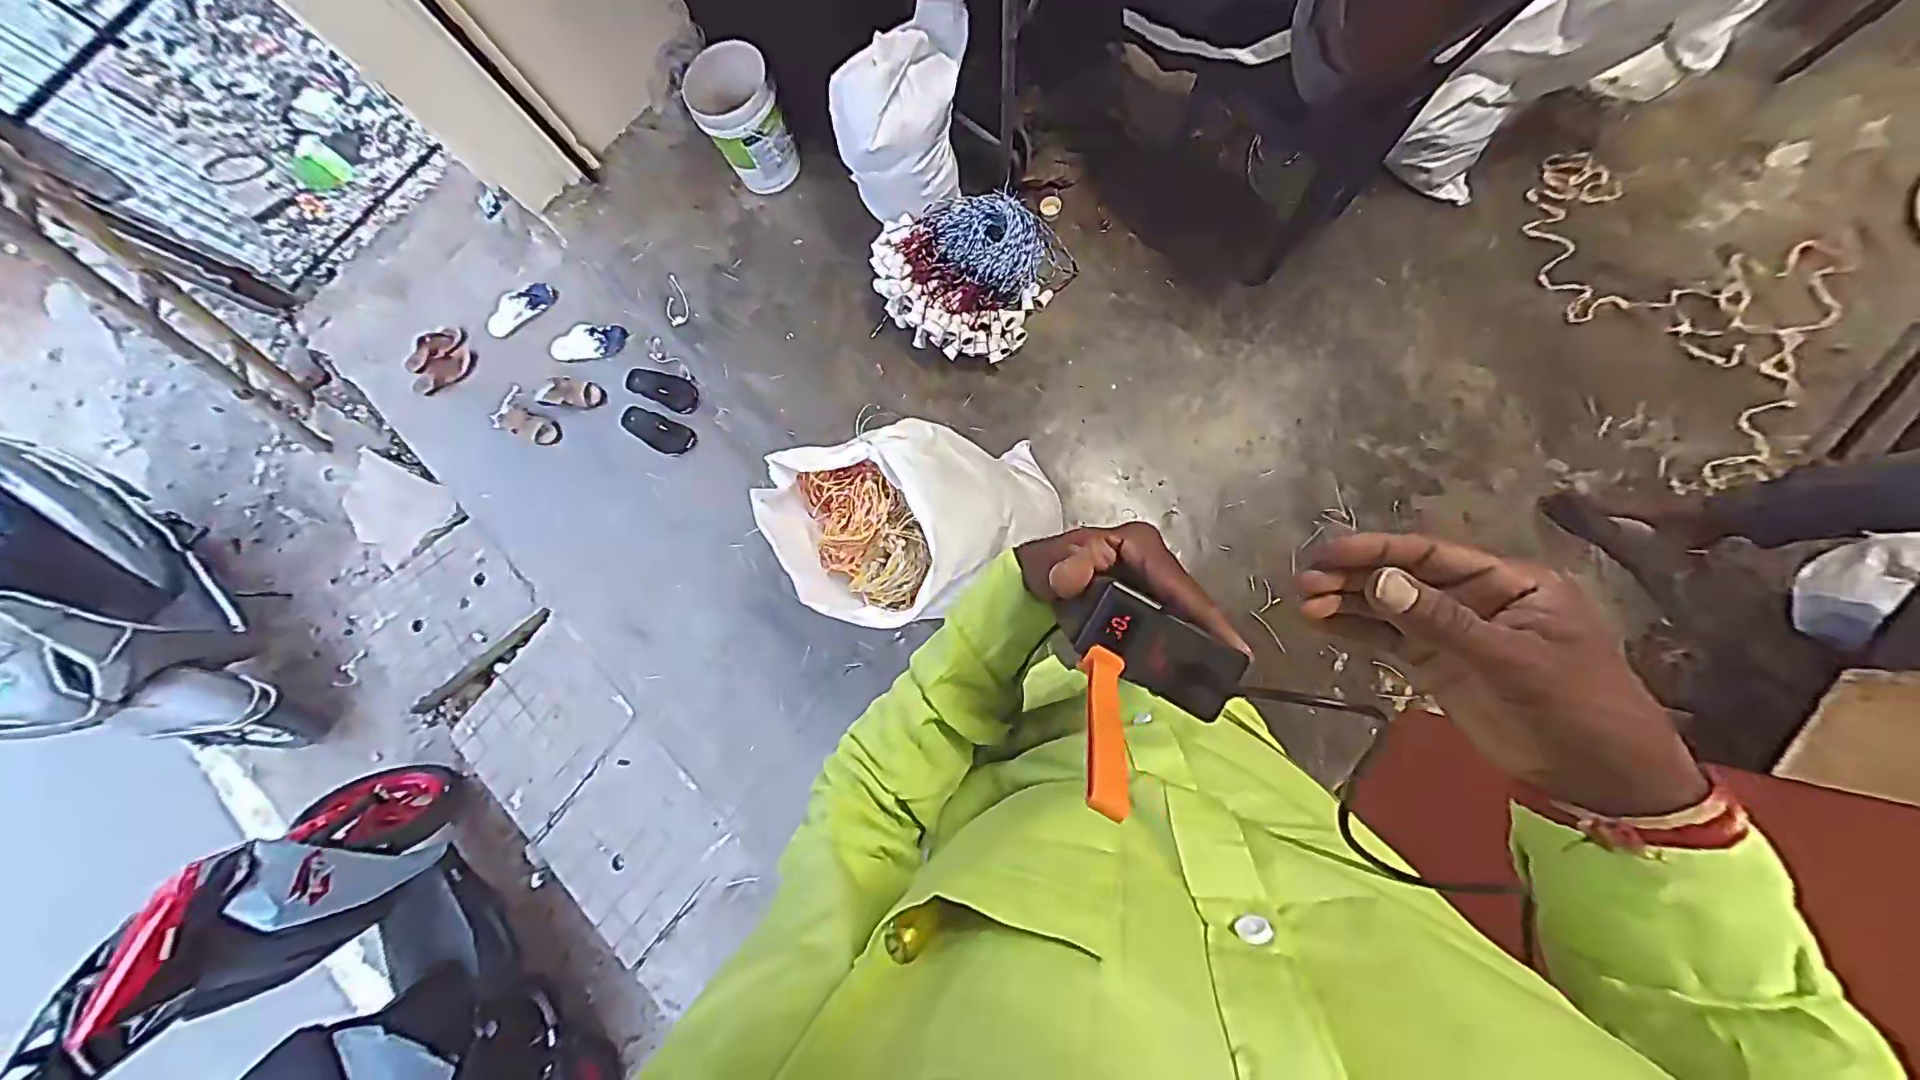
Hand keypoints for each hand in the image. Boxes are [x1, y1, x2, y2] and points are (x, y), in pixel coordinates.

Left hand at [1015, 523, 1252, 657]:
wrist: (1033, 577)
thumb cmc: (1046, 566)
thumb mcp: (1052, 564)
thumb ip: (1065, 568)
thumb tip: (1073, 574)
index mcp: (1138, 544)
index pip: (1179, 584)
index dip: (1206, 615)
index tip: (1232, 646)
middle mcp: (1151, 557)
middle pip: (1188, 599)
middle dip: (1208, 632)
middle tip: (1230, 668)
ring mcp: (1149, 576)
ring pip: (1181, 611)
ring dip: (1196, 639)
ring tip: (1217, 672)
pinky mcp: (1143, 594)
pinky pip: (1166, 619)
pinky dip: (1174, 640)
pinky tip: (1185, 666)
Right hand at [1295, 533, 1706, 816]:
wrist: (1598, 778)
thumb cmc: (1577, 707)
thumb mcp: (1513, 660)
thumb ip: (1442, 621)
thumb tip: (1379, 581)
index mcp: (1507, 583)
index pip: (1432, 555)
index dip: (1378, 551)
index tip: (1330, 552)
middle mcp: (1472, 598)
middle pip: (1401, 577)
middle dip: (1352, 576)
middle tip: (1306, 582)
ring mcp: (1448, 630)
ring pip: (1386, 606)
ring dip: (1344, 602)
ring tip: (1304, 603)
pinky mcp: (1431, 660)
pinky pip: (1384, 636)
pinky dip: (1352, 629)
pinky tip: (1320, 623)